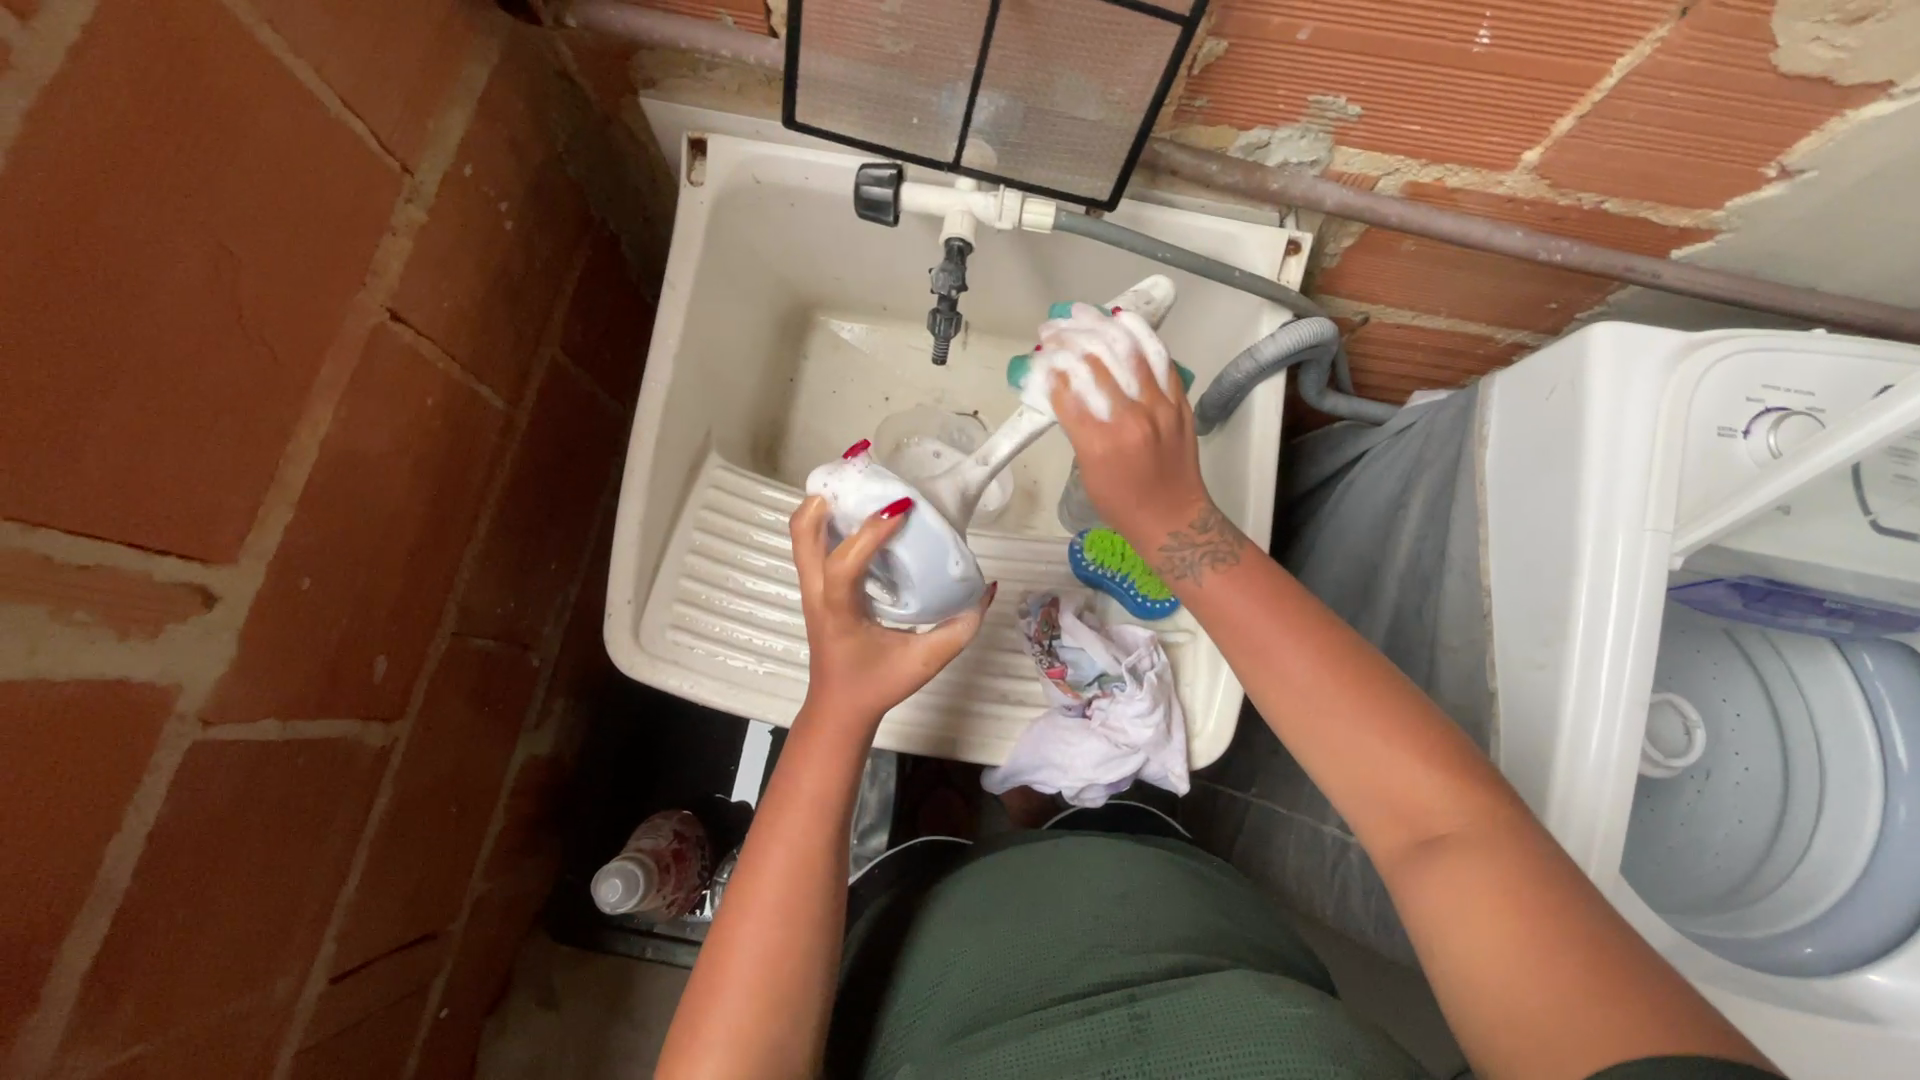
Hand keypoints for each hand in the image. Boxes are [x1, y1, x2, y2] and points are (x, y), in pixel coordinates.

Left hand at [788, 495, 992, 726]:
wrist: (839, 706)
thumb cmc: (878, 684)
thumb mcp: (925, 661)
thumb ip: (960, 628)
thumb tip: (986, 590)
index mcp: (839, 613)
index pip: (842, 565)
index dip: (869, 534)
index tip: (901, 509)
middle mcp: (817, 594)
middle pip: (803, 534)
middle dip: (828, 500)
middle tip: (864, 483)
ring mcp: (811, 589)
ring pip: (801, 535)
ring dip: (824, 506)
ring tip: (859, 490)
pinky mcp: (815, 587)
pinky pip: (810, 545)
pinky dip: (827, 521)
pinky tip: (858, 515)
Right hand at [1049, 341, 1213, 548]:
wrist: (1173, 517)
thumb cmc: (1122, 502)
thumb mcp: (1087, 469)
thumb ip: (1077, 427)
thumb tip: (1064, 390)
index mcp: (1099, 441)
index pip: (1067, 389)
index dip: (1049, 367)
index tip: (1040, 357)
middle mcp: (1129, 418)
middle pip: (1094, 363)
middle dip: (1067, 340)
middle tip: (1051, 330)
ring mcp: (1159, 407)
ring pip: (1128, 351)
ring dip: (1100, 326)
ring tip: (1080, 314)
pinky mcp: (1178, 402)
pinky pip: (1159, 359)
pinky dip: (1140, 336)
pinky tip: (1123, 321)